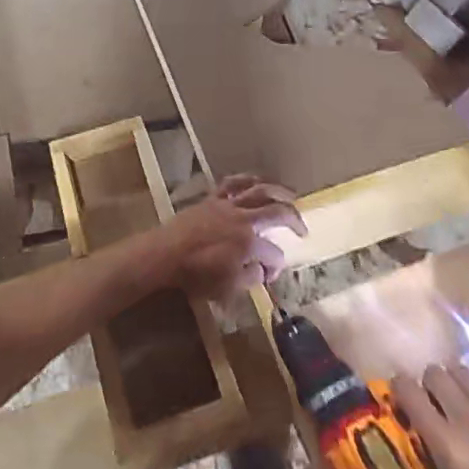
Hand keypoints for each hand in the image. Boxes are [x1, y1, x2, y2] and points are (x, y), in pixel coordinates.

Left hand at [157, 175, 305, 299]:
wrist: (165, 254)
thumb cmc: (196, 275)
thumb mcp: (229, 289)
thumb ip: (252, 278)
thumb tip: (262, 268)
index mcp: (249, 243)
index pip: (275, 254)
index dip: (276, 267)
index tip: (269, 276)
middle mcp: (243, 218)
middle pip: (277, 212)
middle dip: (294, 220)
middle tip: (303, 229)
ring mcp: (227, 205)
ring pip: (258, 189)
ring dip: (278, 191)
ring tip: (290, 195)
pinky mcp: (212, 199)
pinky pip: (232, 183)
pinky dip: (247, 179)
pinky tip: (256, 181)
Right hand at [394, 363, 468, 468]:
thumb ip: (437, 449)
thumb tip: (423, 424)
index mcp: (446, 443)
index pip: (407, 391)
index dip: (401, 387)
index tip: (404, 392)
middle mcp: (466, 417)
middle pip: (434, 373)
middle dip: (432, 382)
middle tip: (438, 396)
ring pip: (461, 369)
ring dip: (457, 379)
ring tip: (464, 392)